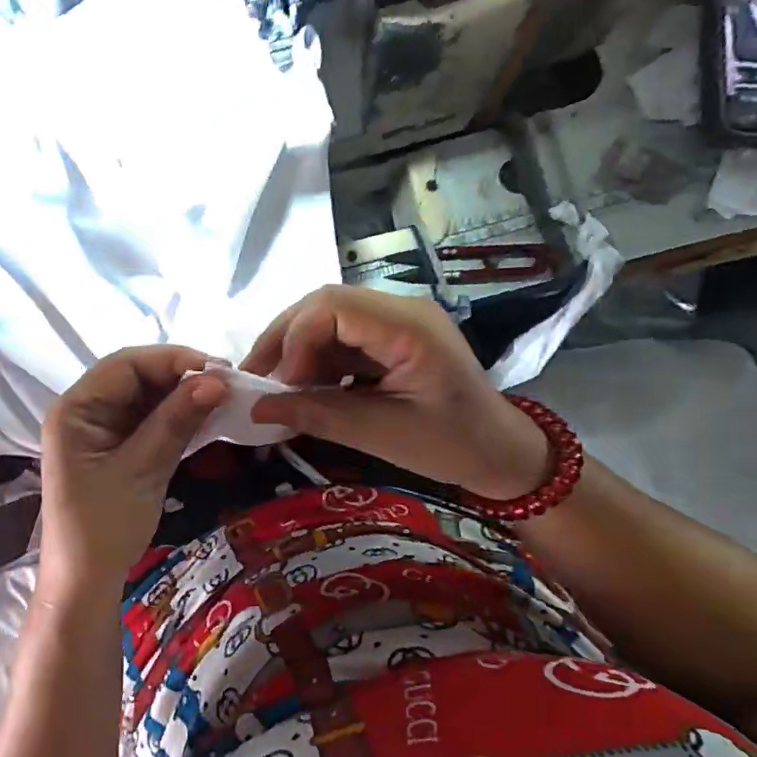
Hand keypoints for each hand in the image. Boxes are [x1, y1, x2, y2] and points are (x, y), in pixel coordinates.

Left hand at [41, 346, 227, 589]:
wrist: (86, 582)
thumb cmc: (104, 525)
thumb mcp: (143, 469)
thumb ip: (176, 420)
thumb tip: (218, 380)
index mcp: (75, 409)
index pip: (125, 365)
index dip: (172, 360)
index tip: (219, 369)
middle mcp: (84, 411)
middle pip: (136, 377)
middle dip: (180, 377)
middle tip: (227, 383)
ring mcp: (100, 431)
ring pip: (145, 398)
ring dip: (182, 396)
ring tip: (224, 397)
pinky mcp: (117, 449)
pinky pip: (148, 421)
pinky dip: (176, 418)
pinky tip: (205, 417)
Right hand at [241, 285, 549, 499]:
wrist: (502, 453)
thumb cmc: (454, 446)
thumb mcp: (383, 436)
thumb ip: (319, 416)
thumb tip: (258, 409)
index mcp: (410, 327)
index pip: (331, 306)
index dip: (295, 340)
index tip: (279, 386)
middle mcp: (401, 309)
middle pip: (324, 304)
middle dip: (283, 339)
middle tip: (254, 378)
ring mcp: (396, 321)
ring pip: (327, 318)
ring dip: (295, 350)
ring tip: (271, 387)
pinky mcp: (390, 338)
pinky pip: (340, 337)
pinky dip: (314, 361)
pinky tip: (301, 388)